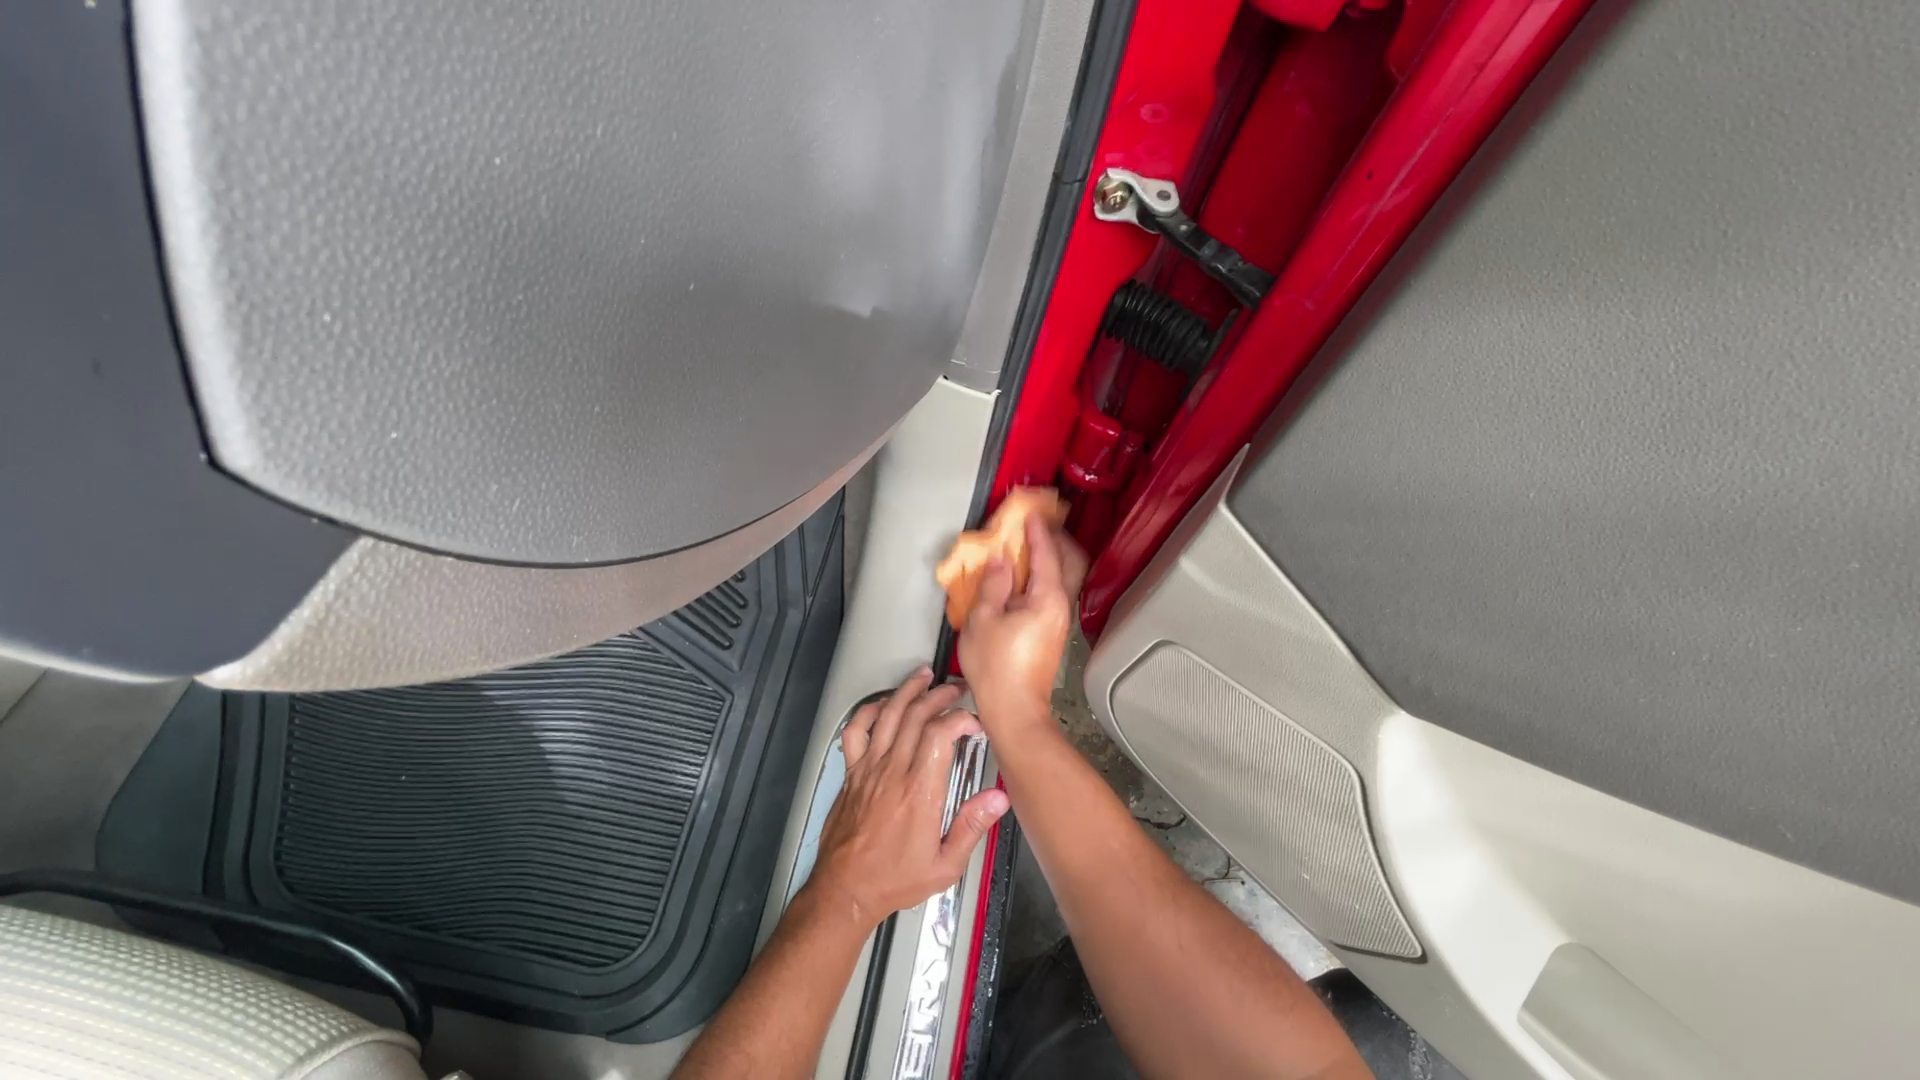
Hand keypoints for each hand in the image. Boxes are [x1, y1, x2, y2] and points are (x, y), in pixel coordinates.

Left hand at [808, 669, 1010, 927]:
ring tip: (925, 676)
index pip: (940, 734)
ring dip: (908, 691)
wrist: (845, 890)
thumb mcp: (945, 866)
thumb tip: (999, 798)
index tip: (975, 722)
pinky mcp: (852, 773)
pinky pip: (856, 731)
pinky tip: (884, 702)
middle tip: (957, 688)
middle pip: (916, 715)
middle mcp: (893, 772)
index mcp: (919, 791)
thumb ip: (972, 827)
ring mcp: (869, 769)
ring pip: (888, 715)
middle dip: (940, 695)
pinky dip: (869, 710)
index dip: (960, 718)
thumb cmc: (895, 880)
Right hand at [957, 515, 1086, 743]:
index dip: (1037, 532)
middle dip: (1054, 541)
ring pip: (1062, 579)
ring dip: (1048, 559)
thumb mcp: (984, 620)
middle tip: (1036, 526)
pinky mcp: (1051, 633)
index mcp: (1047, 599)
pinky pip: (1052, 593)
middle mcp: (1061, 607)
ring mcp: (1059, 621)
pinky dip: (1041, 578)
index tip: (1029, 514)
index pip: (1047, 554)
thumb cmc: (996, 668)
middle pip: (1069, 563)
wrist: (1014, 710)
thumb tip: (1000, 560)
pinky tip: (1020, 580)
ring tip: (1026, 548)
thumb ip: (993, 584)